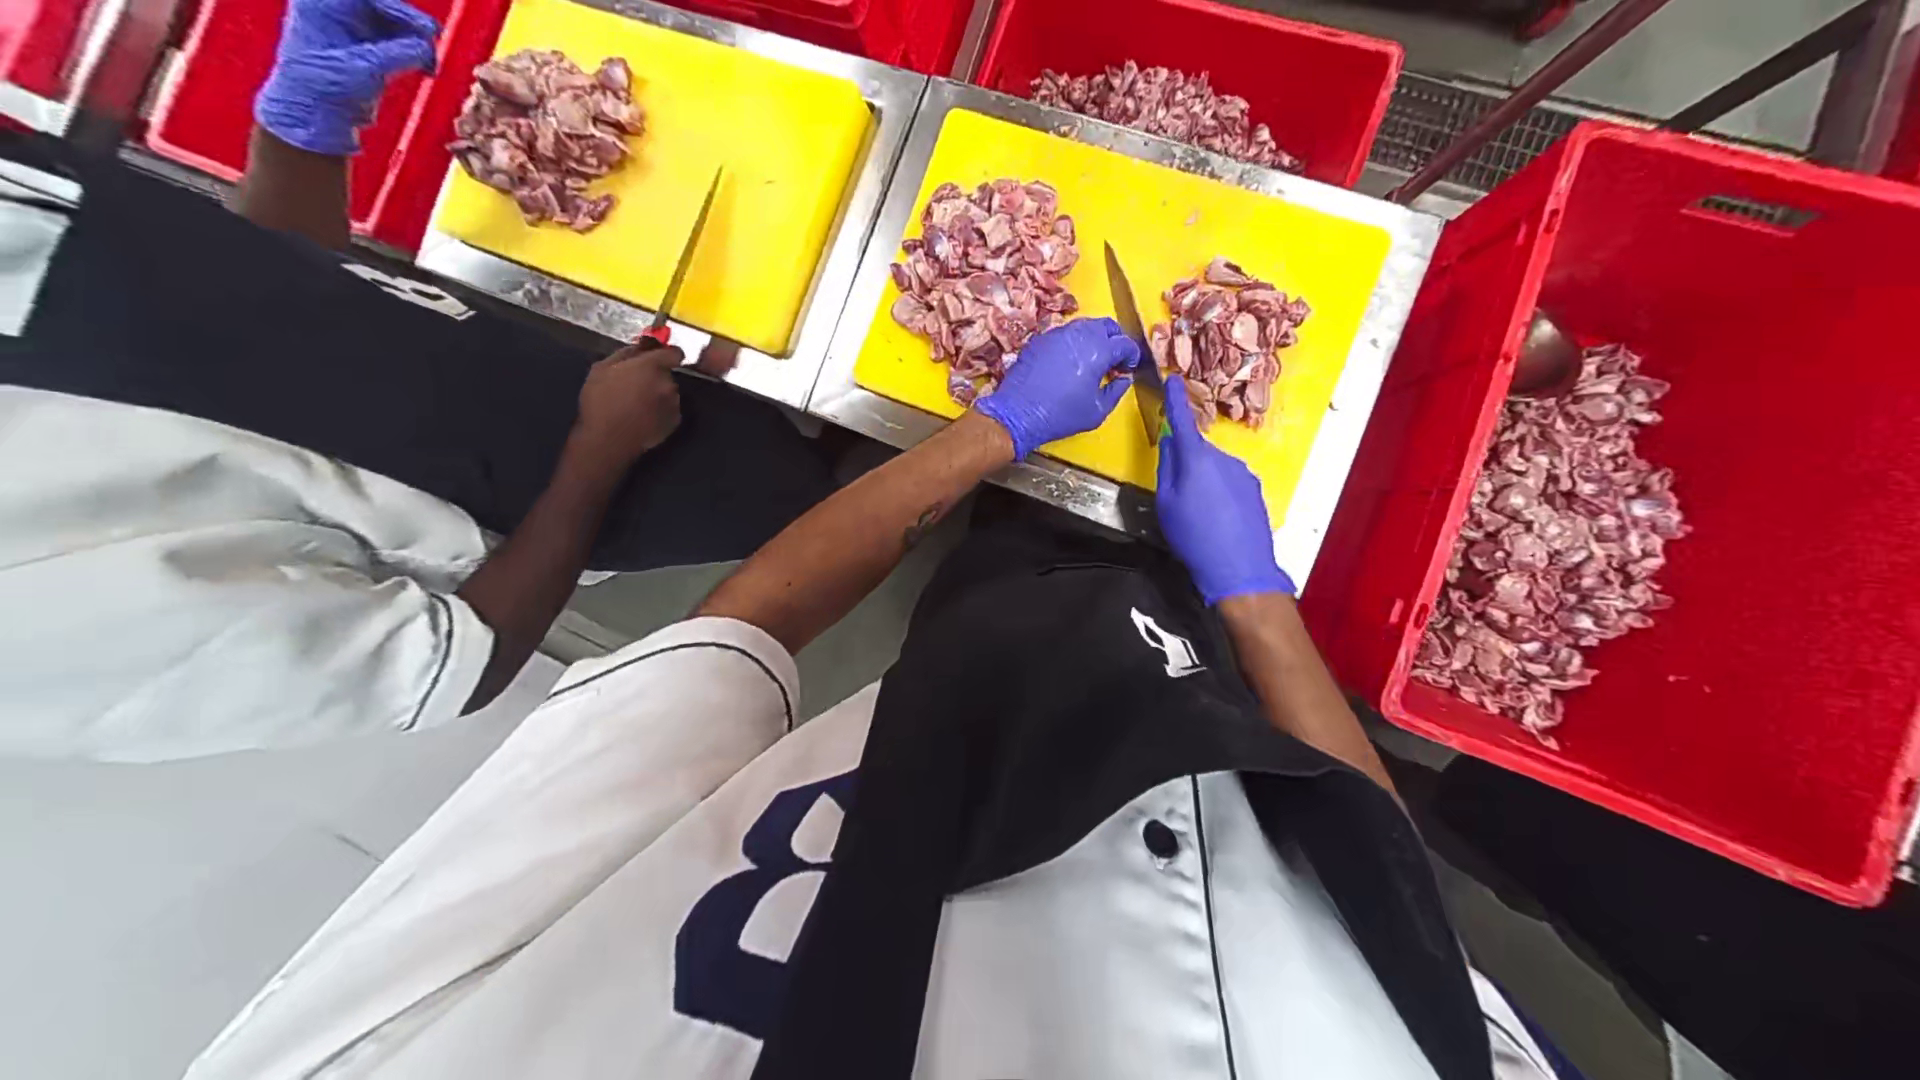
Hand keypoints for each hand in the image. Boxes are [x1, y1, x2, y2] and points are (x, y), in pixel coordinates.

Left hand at [255, 0, 440, 156]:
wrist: (314, 115)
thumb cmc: (323, 87)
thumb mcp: (363, 68)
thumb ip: (397, 54)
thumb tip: (424, 46)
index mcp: (322, 5)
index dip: (397, 8)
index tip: (425, 27)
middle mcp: (335, 14)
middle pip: (379, 6)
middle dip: (409, 23)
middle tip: (433, 39)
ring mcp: (351, 35)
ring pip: (390, 26)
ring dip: (414, 40)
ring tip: (430, 59)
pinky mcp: (365, 55)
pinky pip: (394, 45)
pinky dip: (412, 54)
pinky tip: (424, 66)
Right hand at [570, 343, 683, 467]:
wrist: (608, 439)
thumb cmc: (600, 401)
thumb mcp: (603, 368)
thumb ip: (627, 353)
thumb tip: (641, 346)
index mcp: (653, 367)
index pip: (675, 353)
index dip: (667, 354)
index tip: (658, 357)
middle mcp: (669, 384)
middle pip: (667, 374)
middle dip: (655, 376)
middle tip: (635, 386)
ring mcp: (674, 404)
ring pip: (669, 392)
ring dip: (658, 394)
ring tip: (637, 404)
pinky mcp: (675, 421)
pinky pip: (670, 409)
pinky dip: (661, 410)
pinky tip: (643, 417)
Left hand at [974, 317, 1139, 459]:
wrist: (1018, 414)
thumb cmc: (1060, 415)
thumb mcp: (1097, 411)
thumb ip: (1116, 391)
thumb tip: (1123, 379)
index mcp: (1098, 350)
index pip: (1125, 343)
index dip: (1131, 356)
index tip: (1127, 368)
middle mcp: (1078, 334)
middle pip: (1106, 326)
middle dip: (1114, 340)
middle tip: (1113, 360)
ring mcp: (1056, 334)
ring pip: (1083, 326)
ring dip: (1093, 339)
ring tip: (1091, 361)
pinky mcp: (1039, 340)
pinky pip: (1063, 335)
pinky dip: (1072, 343)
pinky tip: (1068, 362)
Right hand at [1156, 374, 1295, 602]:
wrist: (1239, 567)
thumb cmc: (1193, 535)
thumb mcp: (1166, 502)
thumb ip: (1166, 467)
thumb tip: (1170, 441)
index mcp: (1197, 459)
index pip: (1182, 421)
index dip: (1176, 400)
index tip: (1173, 379)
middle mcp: (1224, 458)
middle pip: (1197, 450)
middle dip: (1185, 463)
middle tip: (1174, 495)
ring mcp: (1243, 473)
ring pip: (1214, 467)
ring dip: (1202, 481)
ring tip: (1195, 514)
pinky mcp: (1254, 490)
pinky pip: (1228, 481)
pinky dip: (1217, 492)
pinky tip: (1214, 518)